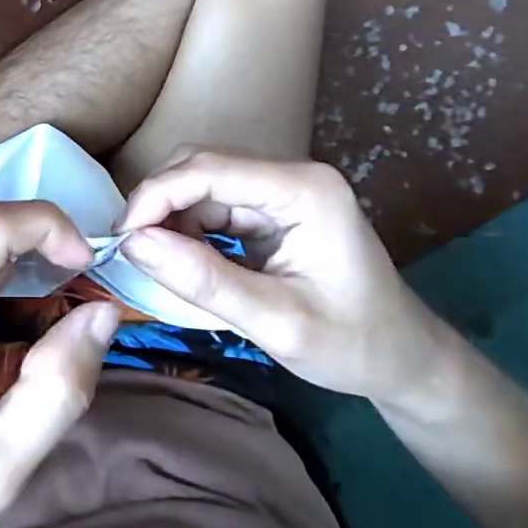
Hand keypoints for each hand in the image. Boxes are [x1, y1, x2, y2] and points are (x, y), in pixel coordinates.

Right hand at [117, 151, 454, 407]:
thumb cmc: (354, 346)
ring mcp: (280, 187)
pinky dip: (186, 227)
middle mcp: (290, 174)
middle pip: (199, 166)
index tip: (122, 239)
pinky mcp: (270, 205)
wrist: (405, 361)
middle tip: (132, 250)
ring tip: (157, 260)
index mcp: (304, 190)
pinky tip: (183, 258)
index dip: (156, 196)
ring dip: (169, 216)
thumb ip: (204, 281)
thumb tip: (132, 244)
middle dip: (158, 203)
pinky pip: (211, 202)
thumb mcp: (277, 324)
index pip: (208, 169)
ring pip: (199, 182)